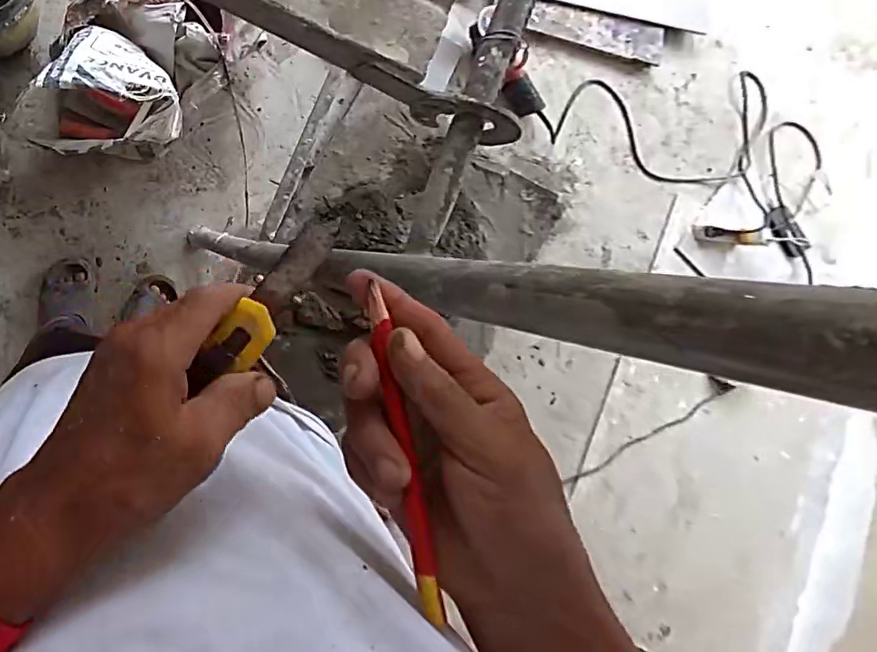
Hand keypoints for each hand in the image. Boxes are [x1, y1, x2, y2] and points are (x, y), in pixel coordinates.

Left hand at [0, 283, 276, 622]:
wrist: (56, 509)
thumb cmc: (130, 477)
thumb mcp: (199, 444)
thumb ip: (236, 401)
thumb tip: (262, 382)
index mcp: (157, 345)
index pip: (210, 299)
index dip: (243, 303)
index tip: (266, 324)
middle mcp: (132, 333)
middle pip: (190, 309)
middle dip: (225, 328)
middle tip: (245, 368)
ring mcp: (114, 347)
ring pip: (172, 325)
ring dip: (202, 343)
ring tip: (217, 388)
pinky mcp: (105, 366)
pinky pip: (153, 342)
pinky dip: (178, 355)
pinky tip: (185, 396)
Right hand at [340, 272, 636, 651]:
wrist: (513, 594)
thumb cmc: (518, 510)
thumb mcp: (486, 444)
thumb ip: (437, 390)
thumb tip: (398, 336)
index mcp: (464, 384)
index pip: (423, 331)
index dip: (391, 303)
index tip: (360, 280)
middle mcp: (429, 402)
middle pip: (379, 363)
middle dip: (365, 372)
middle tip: (364, 388)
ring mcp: (407, 438)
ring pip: (364, 410)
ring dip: (374, 441)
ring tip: (399, 479)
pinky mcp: (388, 473)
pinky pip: (358, 452)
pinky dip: (369, 469)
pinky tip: (394, 493)